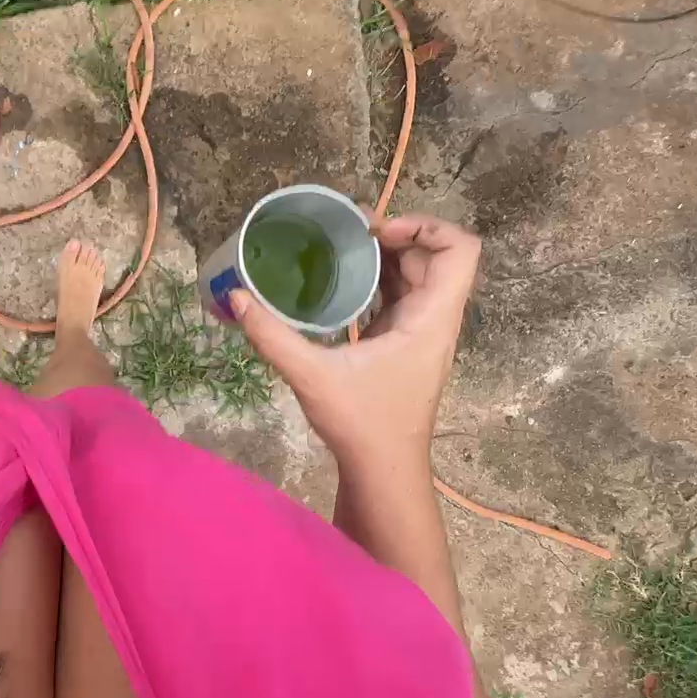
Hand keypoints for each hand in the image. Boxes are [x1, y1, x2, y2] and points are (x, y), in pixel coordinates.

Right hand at [231, 215, 480, 472]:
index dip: (426, 226)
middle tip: (344, 232)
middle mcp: (434, 319)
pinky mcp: (402, 344)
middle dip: (394, 235)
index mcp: (430, 319)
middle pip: (433, 256)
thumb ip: (271, 335)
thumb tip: (236, 296)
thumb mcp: (311, 375)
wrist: (383, 470)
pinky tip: (337, 283)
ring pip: (416, 276)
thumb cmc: (361, 422)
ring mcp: (420, 332)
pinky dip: (375, 280)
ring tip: (337, 248)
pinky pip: (398, 297)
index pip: (460, 250)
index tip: (375, 232)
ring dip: (384, 257)